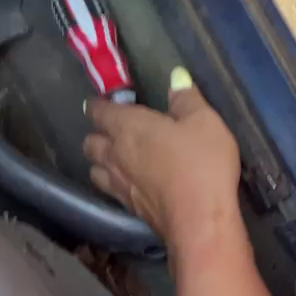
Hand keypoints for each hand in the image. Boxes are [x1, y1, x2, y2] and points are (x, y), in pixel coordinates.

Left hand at [85, 67, 243, 255]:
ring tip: (119, 156)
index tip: (106, 101)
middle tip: (117, 128)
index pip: (101, 111)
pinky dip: (114, 180)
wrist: (200, 220)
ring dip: (102, 159)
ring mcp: (119, 184)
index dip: (100, 104)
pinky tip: (131, 181)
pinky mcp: (129, 207)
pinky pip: (110, 188)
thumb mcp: (204, 121)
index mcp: (130, 127)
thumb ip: (187, 98)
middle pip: (91, 142)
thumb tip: (175, 76)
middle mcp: (116, 154)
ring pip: (95, 167)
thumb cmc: (203, 162)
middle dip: (99, 133)